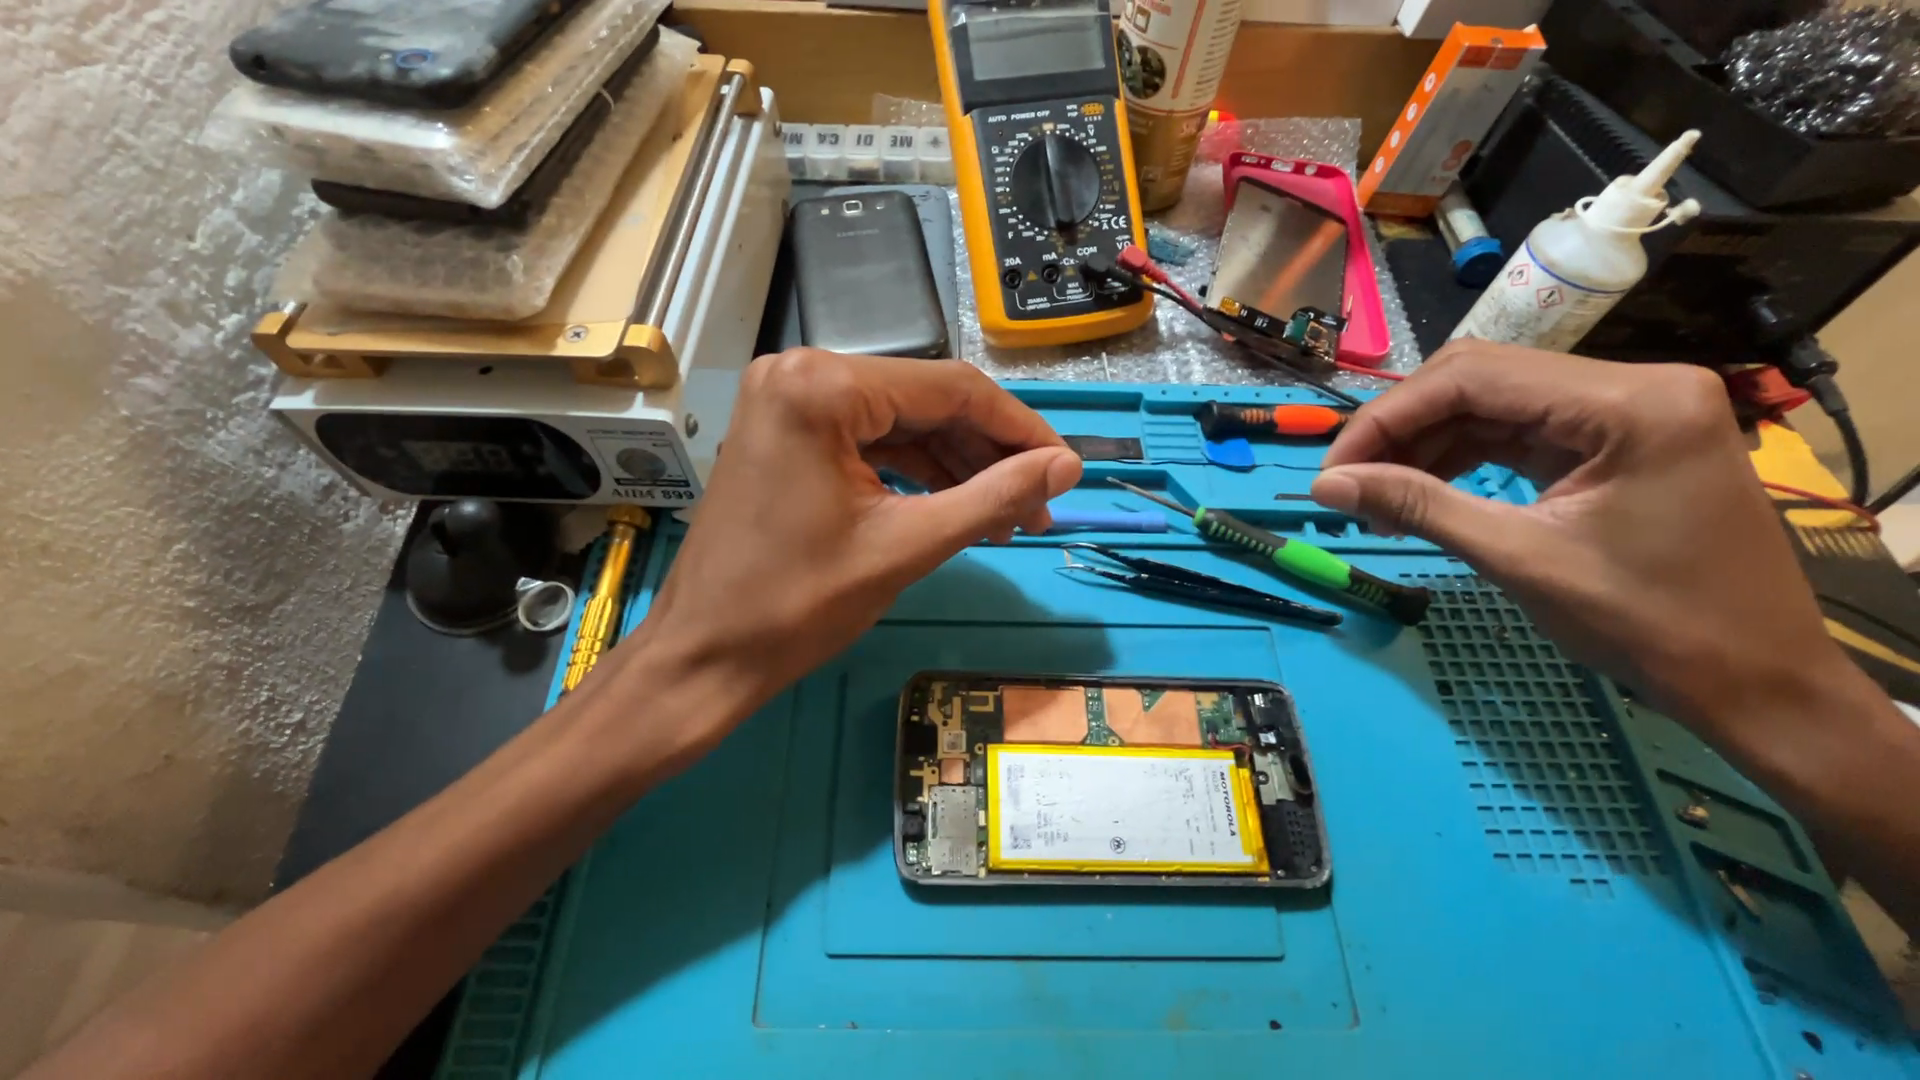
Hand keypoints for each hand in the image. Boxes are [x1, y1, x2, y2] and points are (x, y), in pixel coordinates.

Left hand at [605, 350, 1080, 753]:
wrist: (705, 654)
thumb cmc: (800, 604)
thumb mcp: (909, 545)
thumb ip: (994, 496)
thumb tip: (1067, 467)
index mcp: (823, 386)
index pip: (952, 389)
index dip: (1020, 430)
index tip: (1066, 471)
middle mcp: (800, 372)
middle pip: (926, 401)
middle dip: (987, 455)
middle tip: (1037, 508)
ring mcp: (787, 401)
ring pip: (900, 422)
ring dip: (956, 466)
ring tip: (1006, 518)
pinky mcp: (785, 432)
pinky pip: (868, 440)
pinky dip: (914, 472)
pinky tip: (956, 506)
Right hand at [1308, 341, 1846, 736]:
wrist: (1756, 681)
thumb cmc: (1650, 625)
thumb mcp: (1520, 559)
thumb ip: (1419, 506)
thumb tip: (1326, 485)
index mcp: (1629, 401)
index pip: (1474, 377)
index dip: (1387, 419)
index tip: (1333, 471)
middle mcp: (1634, 385)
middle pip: (1481, 378)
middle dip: (1403, 428)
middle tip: (1351, 484)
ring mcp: (1630, 410)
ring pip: (1494, 403)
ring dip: (1428, 445)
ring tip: (1381, 499)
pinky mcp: (1619, 439)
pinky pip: (1520, 431)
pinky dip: (1464, 458)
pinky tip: (1426, 493)